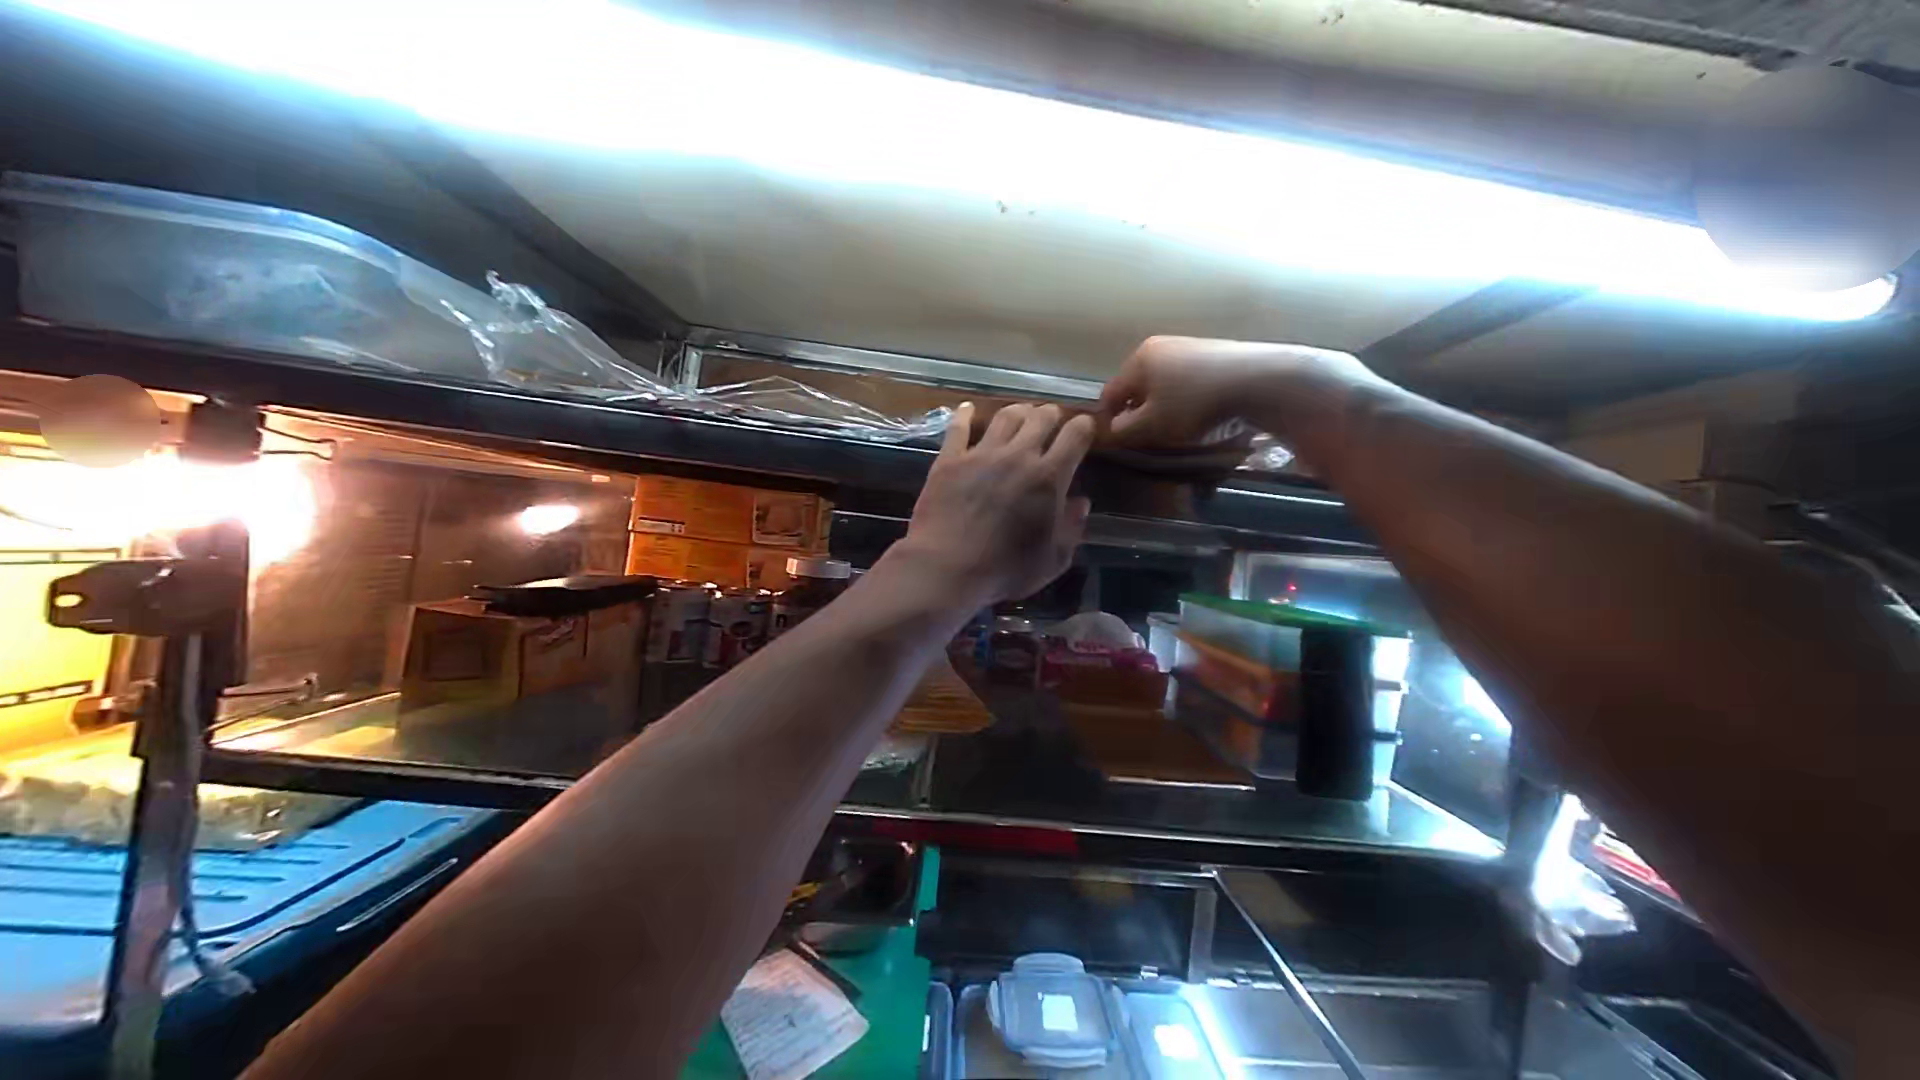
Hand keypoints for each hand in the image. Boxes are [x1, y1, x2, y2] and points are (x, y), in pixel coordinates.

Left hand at [894, 403, 1095, 605]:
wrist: (946, 568)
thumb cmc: (1005, 571)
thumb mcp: (1052, 560)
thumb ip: (1071, 528)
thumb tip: (1080, 502)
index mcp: (1049, 478)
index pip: (1075, 435)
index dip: (1084, 427)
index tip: (1084, 430)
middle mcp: (1018, 456)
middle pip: (1041, 417)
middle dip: (1052, 415)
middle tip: (1052, 421)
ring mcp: (980, 454)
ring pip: (1005, 416)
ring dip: (1018, 411)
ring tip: (1021, 414)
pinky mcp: (949, 459)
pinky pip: (959, 428)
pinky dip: (965, 414)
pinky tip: (967, 409)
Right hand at [1099, 336, 1385, 447]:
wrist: (1260, 380)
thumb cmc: (1194, 404)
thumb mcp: (1153, 425)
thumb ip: (1126, 429)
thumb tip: (1115, 428)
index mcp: (1138, 360)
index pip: (1110, 393)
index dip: (1109, 420)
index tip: (1117, 441)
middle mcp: (1159, 347)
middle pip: (1137, 386)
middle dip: (1138, 411)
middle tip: (1148, 437)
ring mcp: (1189, 347)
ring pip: (1163, 383)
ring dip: (1163, 406)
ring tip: (1177, 428)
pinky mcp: (1214, 353)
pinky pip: (1187, 380)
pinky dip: (1186, 398)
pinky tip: (1202, 414)